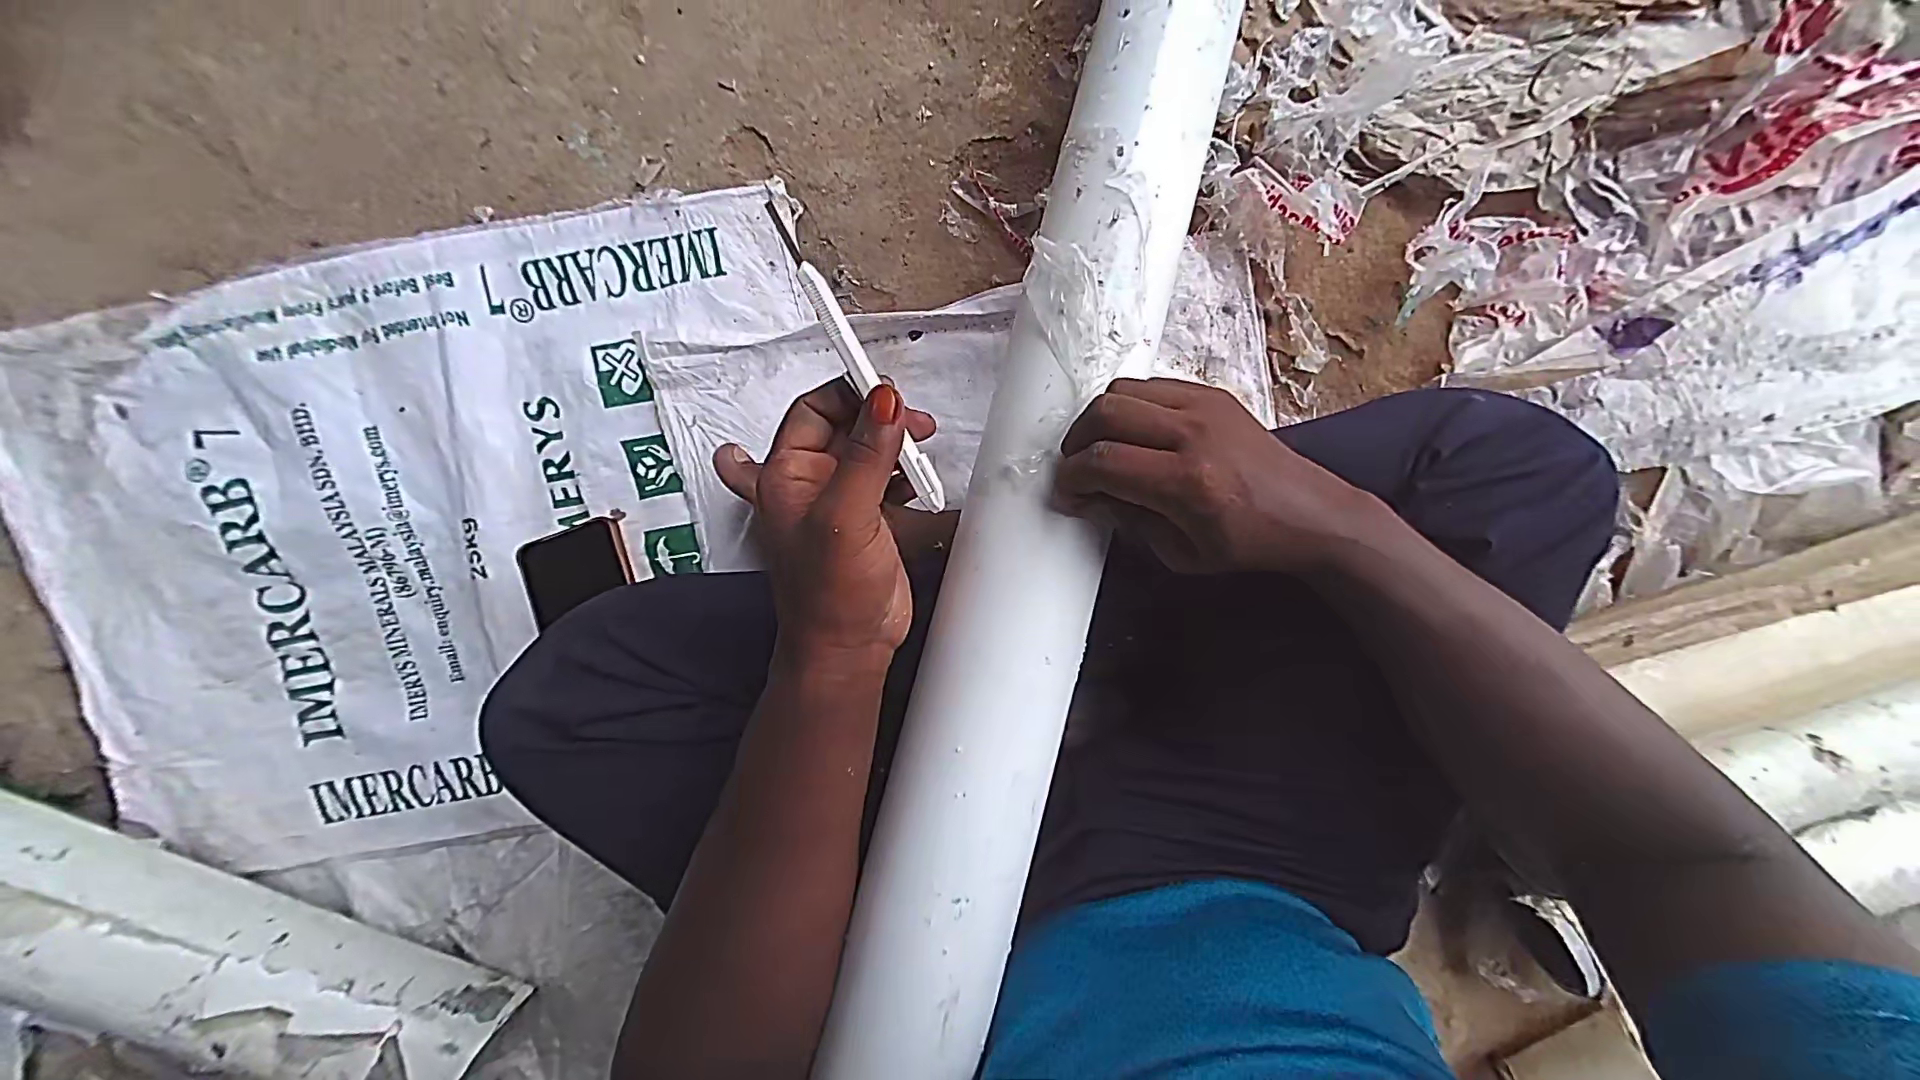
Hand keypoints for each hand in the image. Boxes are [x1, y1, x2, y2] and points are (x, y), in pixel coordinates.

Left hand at [715, 379, 937, 658]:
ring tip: (919, 459)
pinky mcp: (871, 518)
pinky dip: (907, 476)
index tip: (888, 390)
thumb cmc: (828, 596)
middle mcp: (811, 482)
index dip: (850, 393)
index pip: (815, 409)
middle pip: (847, 425)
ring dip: (897, 449)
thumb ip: (867, 457)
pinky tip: (919, 484)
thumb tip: (882, 403)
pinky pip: (890, 480)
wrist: (851, 647)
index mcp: (786, 475)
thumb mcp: (846, 516)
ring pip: (871, 451)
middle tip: (914, 426)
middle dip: (882, 420)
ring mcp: (842, 500)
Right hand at [1054, 378, 1387, 573]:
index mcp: (1188, 483)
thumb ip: (1128, 520)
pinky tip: (1131, 433)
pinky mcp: (1213, 395)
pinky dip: (1129, 406)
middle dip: (1076, 442)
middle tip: (1076, 466)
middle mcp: (1195, 434)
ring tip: (1099, 447)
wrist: (1311, 514)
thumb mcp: (1180, 552)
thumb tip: (1090, 497)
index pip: (1104, 462)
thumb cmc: (1249, 542)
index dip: (1072, 478)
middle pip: (1106, 413)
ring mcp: (1206, 407)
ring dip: (1099, 419)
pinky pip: (1151, 385)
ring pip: (1123, 390)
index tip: (1067, 492)